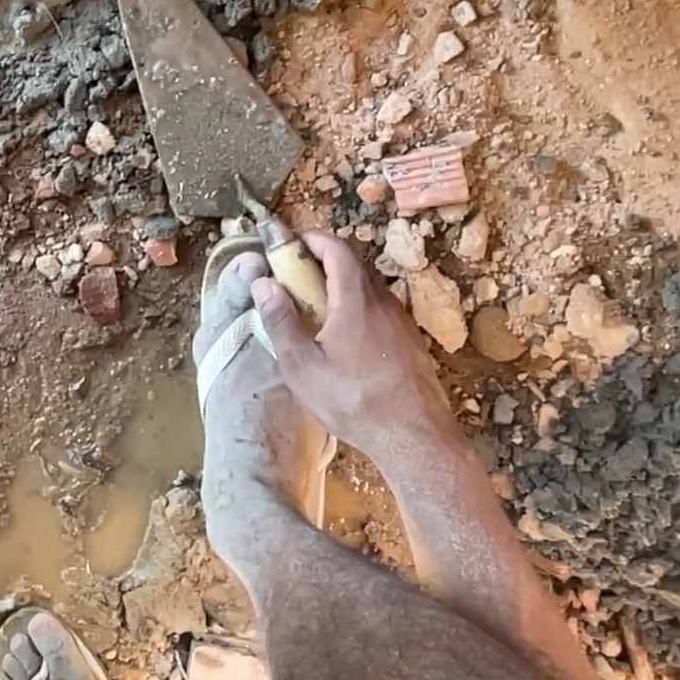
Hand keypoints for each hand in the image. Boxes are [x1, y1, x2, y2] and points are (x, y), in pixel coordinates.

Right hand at [251, 232, 456, 455]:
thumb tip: (264, 284)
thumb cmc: (352, 400)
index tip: (291, 245)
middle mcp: (383, 303)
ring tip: (313, 314)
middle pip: (352, 267)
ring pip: (367, 291)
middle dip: (321, 264)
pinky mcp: (411, 343)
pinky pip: (379, 313)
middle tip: (293, 281)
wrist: (415, 439)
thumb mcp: (301, 365)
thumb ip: (281, 320)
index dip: (313, 240)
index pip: (337, 249)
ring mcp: (402, 323)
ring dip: (338, 290)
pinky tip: (342, 342)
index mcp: (355, 300)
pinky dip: (356, 311)